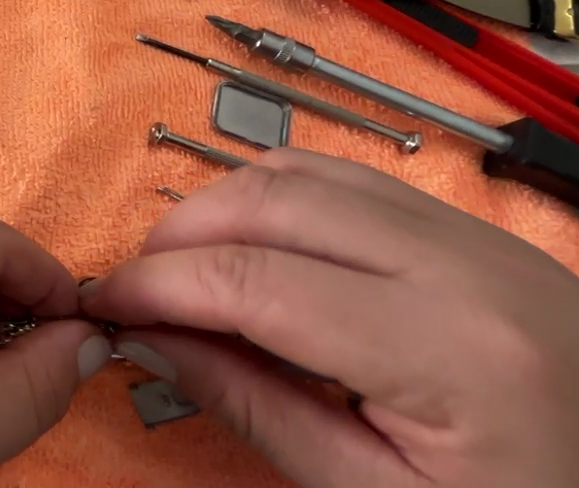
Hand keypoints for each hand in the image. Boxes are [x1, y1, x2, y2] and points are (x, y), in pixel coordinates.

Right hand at [82, 148, 578, 487]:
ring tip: (192, 268)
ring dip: (219, 207)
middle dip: (175, 236)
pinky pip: (343, 174)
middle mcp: (462, 263)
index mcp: (454, 352)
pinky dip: (274, 195)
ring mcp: (475, 232)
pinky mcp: (475, 226)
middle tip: (141, 292)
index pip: (252, 280)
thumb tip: (147, 340)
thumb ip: (254, 408)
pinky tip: (261, 246)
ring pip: (296, 170)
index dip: (157, 286)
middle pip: (265, 202)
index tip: (104, 306)